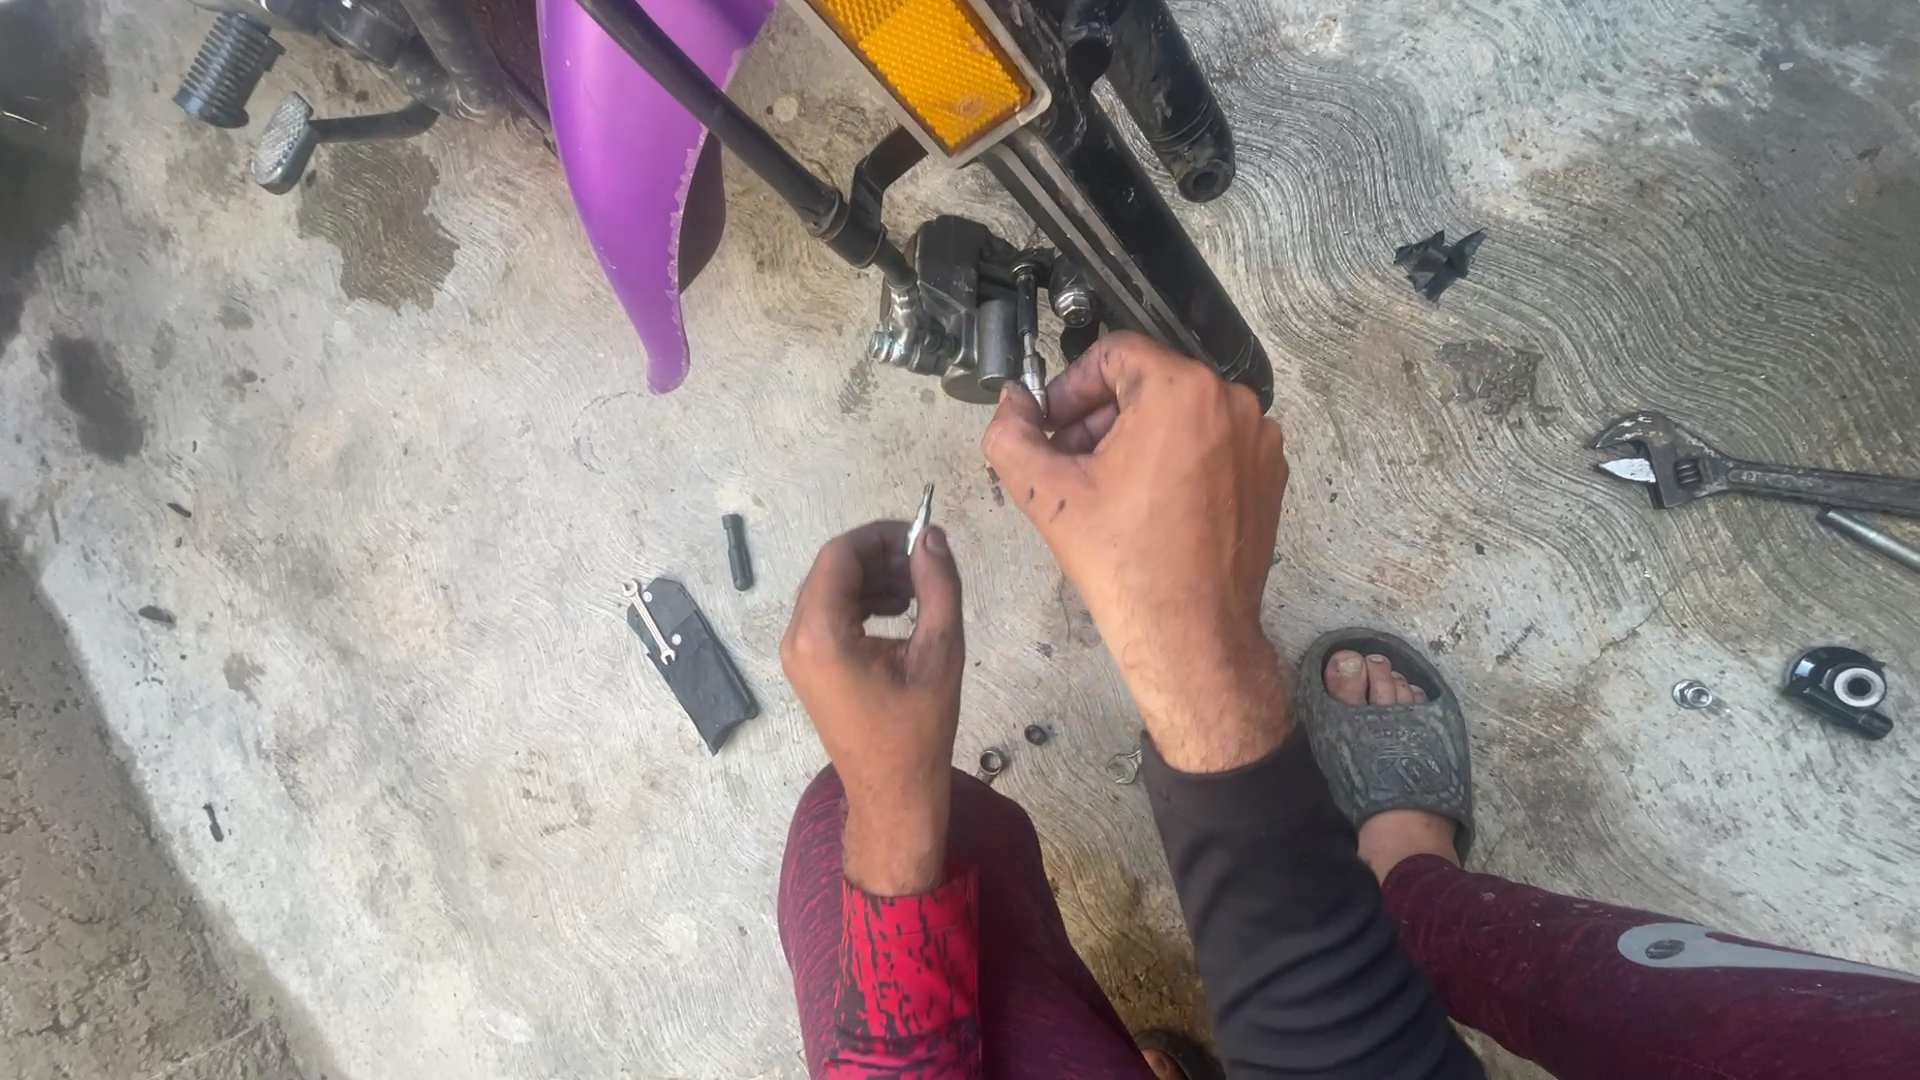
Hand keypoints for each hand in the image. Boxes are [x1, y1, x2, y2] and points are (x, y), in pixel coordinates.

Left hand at [781, 520, 964, 894]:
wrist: (893, 792)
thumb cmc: (918, 729)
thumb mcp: (939, 652)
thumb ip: (938, 585)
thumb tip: (930, 535)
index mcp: (821, 634)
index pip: (840, 555)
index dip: (880, 536)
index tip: (920, 538)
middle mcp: (797, 638)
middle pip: (833, 569)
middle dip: (879, 557)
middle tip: (924, 566)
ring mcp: (798, 653)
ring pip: (831, 589)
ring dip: (873, 578)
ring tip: (918, 591)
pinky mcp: (808, 664)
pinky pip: (829, 613)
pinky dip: (862, 602)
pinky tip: (899, 611)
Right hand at [982, 332, 1290, 770]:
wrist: (1188, 632)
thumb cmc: (1130, 567)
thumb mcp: (1045, 493)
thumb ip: (1010, 435)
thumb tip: (1010, 407)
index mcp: (1181, 393)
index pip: (1113, 352)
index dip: (1070, 386)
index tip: (1055, 422)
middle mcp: (1231, 405)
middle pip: (1147, 381)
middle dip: (1098, 416)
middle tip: (1071, 457)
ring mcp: (1256, 440)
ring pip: (1179, 411)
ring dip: (1134, 436)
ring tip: (1106, 485)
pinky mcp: (1266, 472)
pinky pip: (1210, 441)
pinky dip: (1174, 456)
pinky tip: (1146, 500)